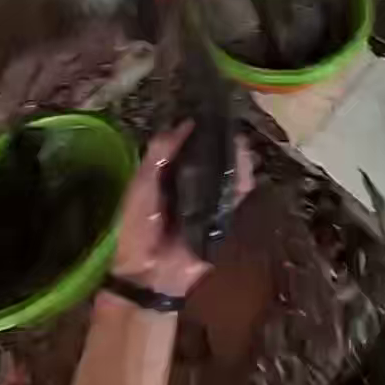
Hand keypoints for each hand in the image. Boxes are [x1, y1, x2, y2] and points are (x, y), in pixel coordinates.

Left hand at [110, 121, 254, 296]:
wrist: (148, 273)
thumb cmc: (137, 226)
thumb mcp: (142, 184)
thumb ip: (159, 153)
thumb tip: (184, 123)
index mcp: (171, 174)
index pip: (190, 145)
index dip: (200, 128)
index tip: (210, 110)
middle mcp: (193, 183)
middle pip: (214, 156)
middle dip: (223, 140)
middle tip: (230, 124)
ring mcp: (210, 199)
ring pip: (229, 172)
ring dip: (238, 157)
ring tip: (240, 141)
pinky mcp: (223, 217)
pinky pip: (236, 196)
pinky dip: (243, 181)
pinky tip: (247, 166)